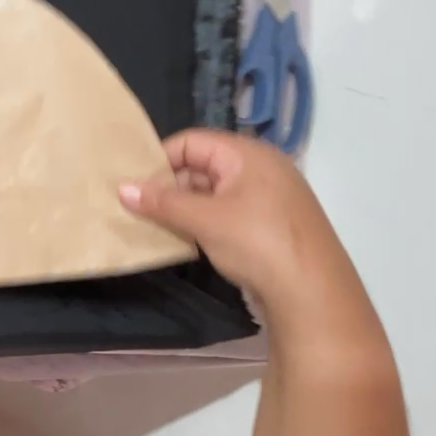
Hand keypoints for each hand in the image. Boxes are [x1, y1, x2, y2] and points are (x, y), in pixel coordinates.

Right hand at [119, 129, 349, 314]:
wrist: (313, 294)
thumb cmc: (257, 243)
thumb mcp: (203, 219)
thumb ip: (161, 202)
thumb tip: (122, 189)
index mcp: (248, 155)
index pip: (192, 142)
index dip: (159, 158)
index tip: (132, 183)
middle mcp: (260, 169)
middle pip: (201, 165)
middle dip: (167, 185)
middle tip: (135, 206)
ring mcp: (266, 198)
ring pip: (211, 192)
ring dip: (181, 207)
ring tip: (151, 224)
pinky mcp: (267, 225)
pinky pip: (224, 212)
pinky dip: (200, 221)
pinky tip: (181, 239)